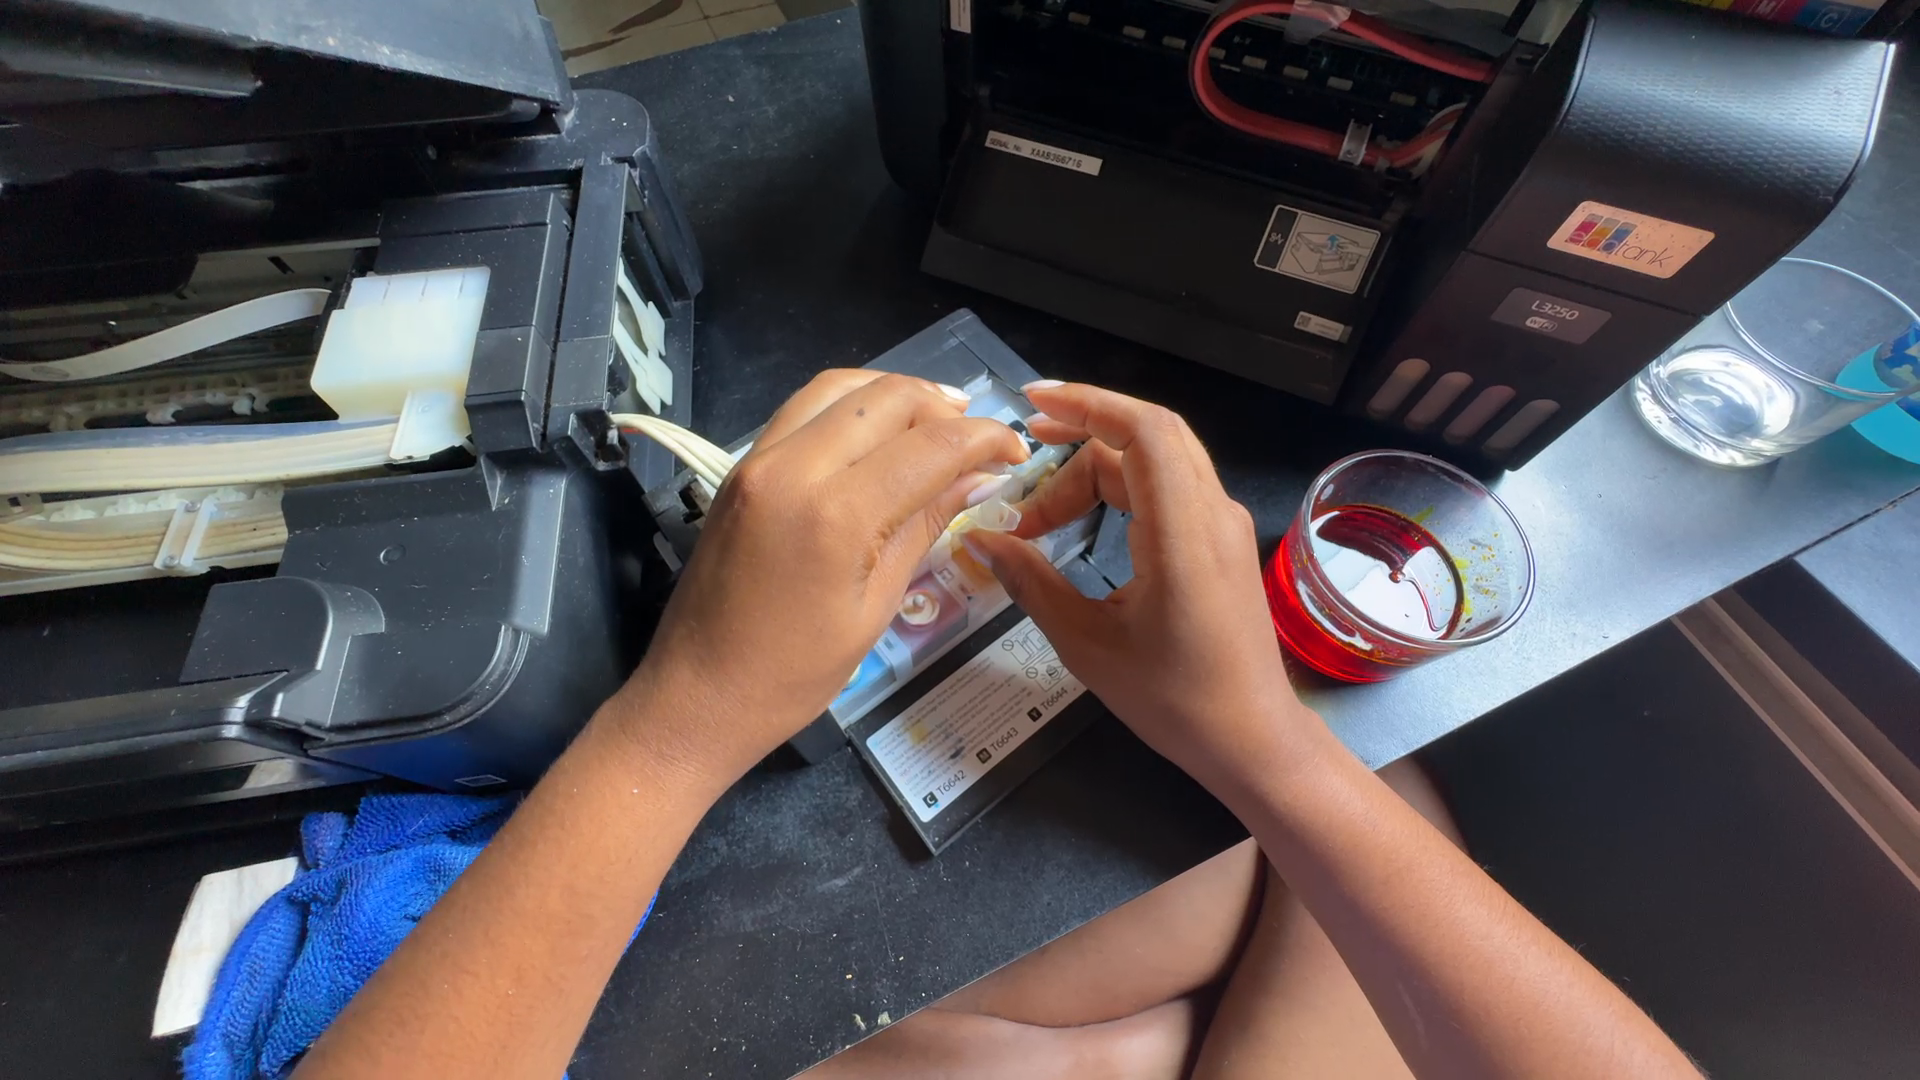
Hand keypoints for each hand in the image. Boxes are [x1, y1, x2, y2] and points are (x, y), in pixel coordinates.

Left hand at [612, 371, 1029, 784]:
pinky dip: (851, 403)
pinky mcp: (741, 465)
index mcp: (835, 514)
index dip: (985, 438)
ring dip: (897, 393)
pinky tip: (878, 430)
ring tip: (937, 420)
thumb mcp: (876, 605)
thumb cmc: (795, 674)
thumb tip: (981, 478)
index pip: (930, 446)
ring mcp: (758, 459)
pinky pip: (805, 407)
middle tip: (979, 438)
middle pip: (887, 397)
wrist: (695, 695)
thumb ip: (926, 526)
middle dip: (946, 407)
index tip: (1016, 451)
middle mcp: (792, 466)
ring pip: (841, 386)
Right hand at [962, 383, 1324, 793]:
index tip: (1031, 405)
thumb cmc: (1172, 699)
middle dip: (1080, 432)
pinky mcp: (1218, 540)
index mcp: (1182, 533)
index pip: (1144, 431)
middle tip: (1024, 452)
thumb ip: (1030, 580)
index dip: (1088, 404)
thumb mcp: (1086, 643)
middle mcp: (1211, 513)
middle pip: (1144, 437)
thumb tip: (981, 538)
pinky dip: (1119, 486)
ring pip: (1154, 460)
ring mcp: (1220, 524)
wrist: (1250, 739)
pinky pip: (1166, 486)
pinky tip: (1083, 516)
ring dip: (1095, 466)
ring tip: (1040, 506)